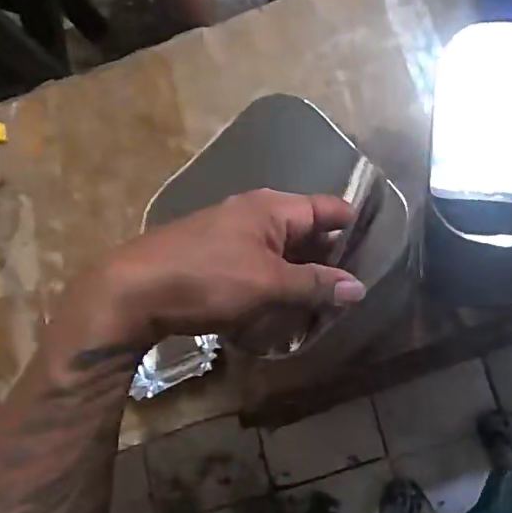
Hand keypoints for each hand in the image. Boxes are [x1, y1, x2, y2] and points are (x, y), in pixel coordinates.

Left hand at [64, 189, 365, 346]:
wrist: (132, 292)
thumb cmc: (207, 279)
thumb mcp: (268, 284)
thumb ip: (315, 285)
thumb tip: (359, 288)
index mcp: (272, 207)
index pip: (327, 208)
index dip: (354, 224)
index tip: (379, 245)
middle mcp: (253, 212)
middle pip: (305, 230)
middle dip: (329, 257)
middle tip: (354, 286)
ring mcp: (230, 233)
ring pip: (281, 250)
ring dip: (301, 273)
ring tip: (324, 302)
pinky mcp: (213, 256)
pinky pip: (258, 264)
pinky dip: (275, 281)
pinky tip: (282, 305)